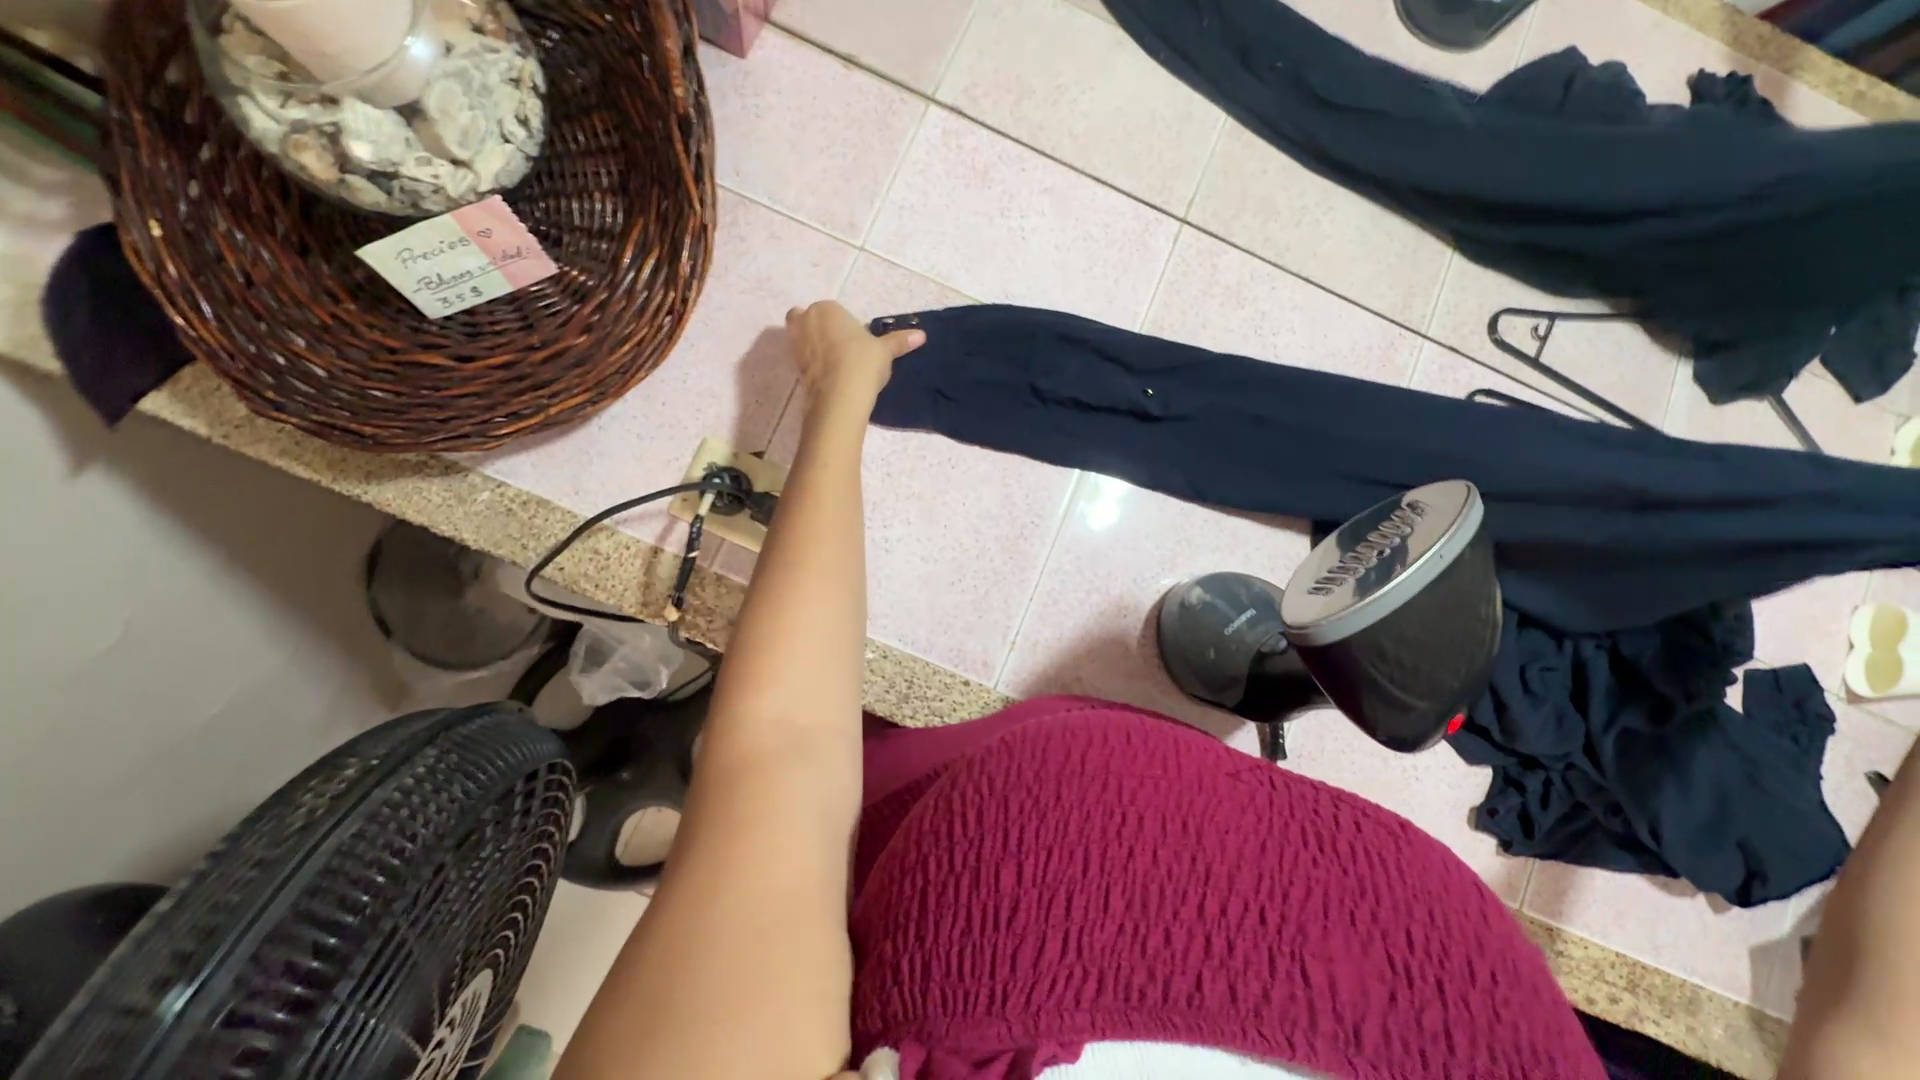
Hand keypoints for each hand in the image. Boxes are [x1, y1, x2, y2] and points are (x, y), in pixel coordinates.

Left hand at [785, 300, 925, 407]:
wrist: (839, 396)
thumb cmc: (863, 363)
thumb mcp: (885, 351)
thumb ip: (899, 341)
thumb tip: (922, 335)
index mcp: (827, 309)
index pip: (833, 310)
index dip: (842, 324)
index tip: (854, 340)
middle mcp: (806, 320)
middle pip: (806, 318)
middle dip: (816, 328)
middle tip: (838, 347)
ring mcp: (796, 344)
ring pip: (800, 338)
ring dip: (811, 346)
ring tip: (833, 363)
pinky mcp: (793, 366)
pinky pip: (801, 359)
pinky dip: (810, 364)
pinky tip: (827, 376)